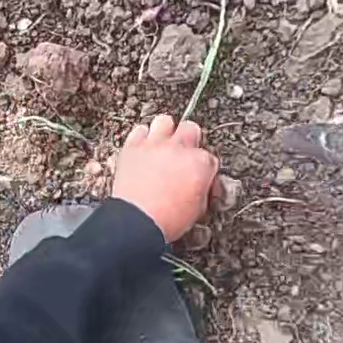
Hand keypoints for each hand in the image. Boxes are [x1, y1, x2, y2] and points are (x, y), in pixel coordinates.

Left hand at [111, 115, 218, 241]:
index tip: (197, 175)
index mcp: (200, 163)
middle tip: (183, 152)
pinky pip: (139, 130)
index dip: (203, 167)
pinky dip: (142, 137)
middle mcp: (179, 148)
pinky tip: (143, 149)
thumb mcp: (198, 209)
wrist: (137, 221)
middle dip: (189, 138)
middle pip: (190, 128)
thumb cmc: (167, 219)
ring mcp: (155, 145)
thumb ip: (202, 190)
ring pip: (164, 120)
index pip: (209, 157)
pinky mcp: (133, 147)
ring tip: (162, 145)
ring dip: (165, 131)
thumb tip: (200, 186)